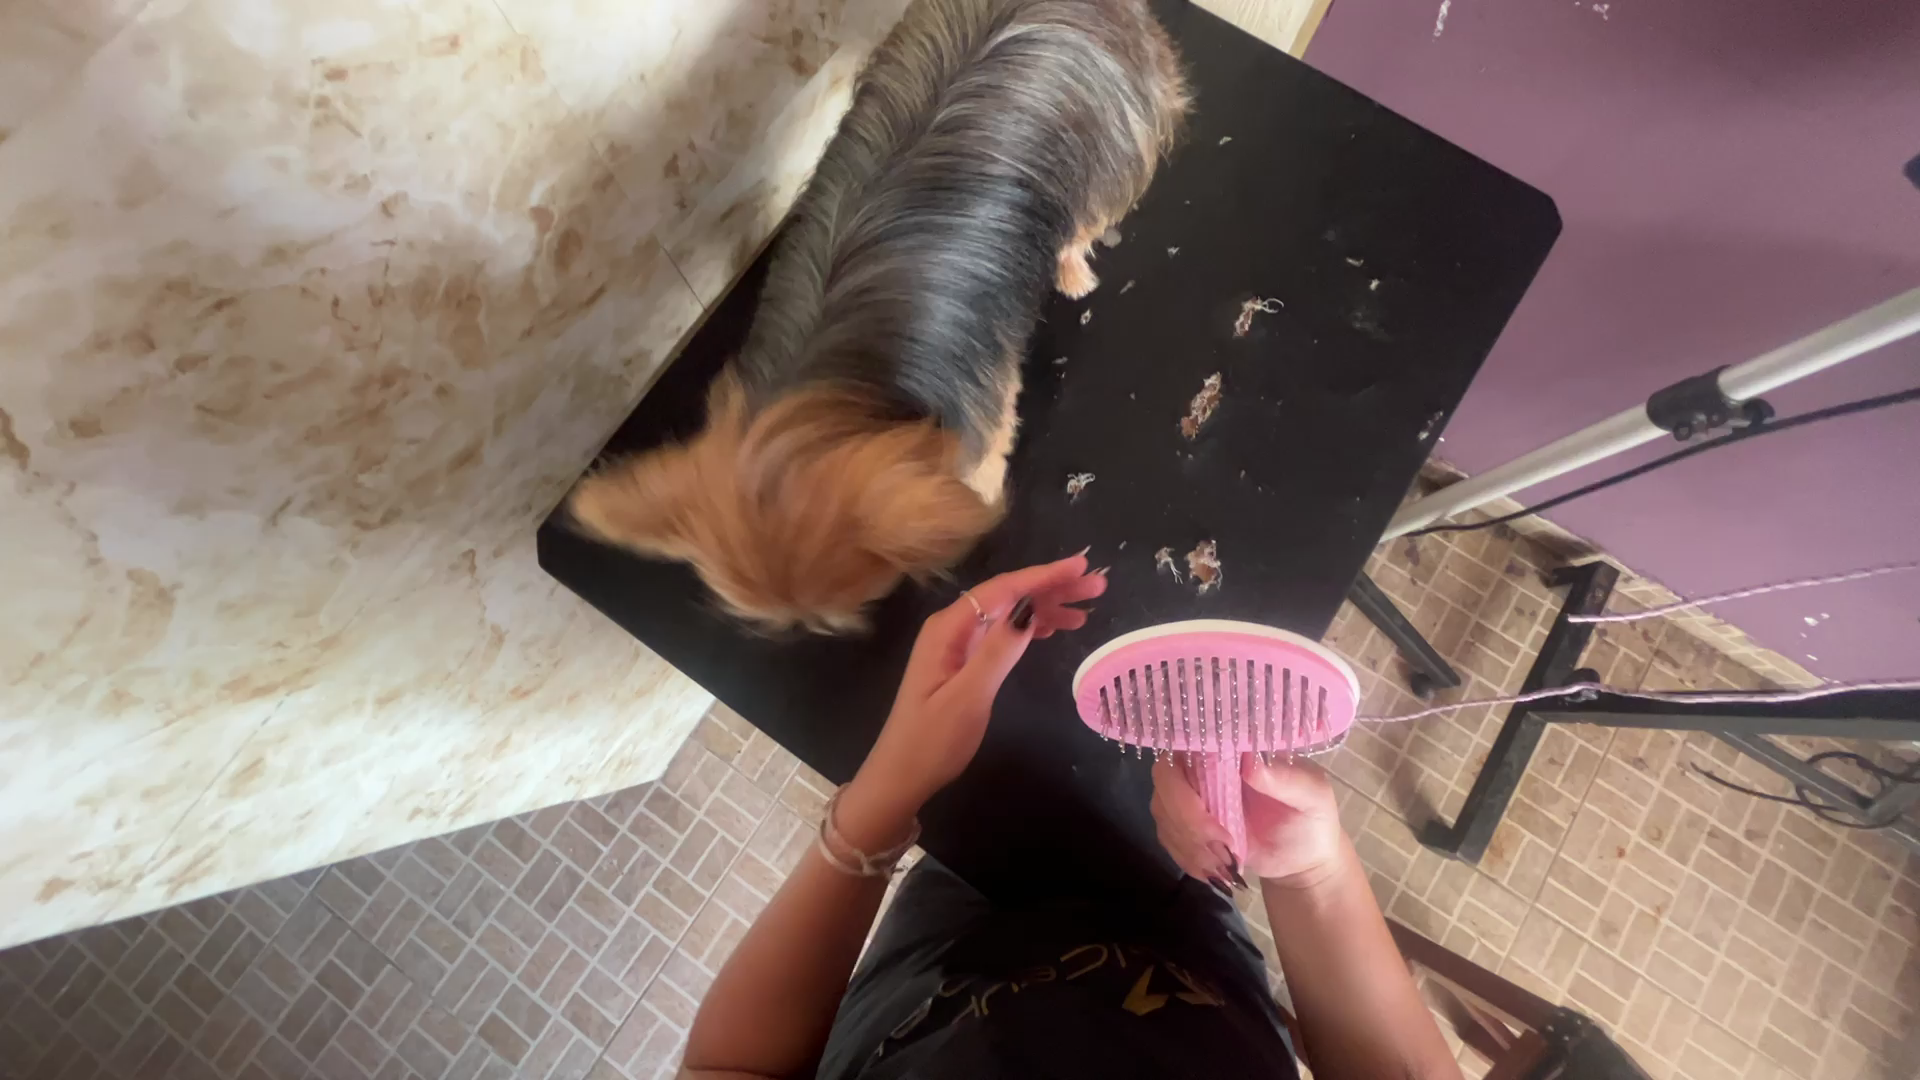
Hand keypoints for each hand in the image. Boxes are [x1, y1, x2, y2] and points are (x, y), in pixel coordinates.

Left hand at [838, 554, 1106, 846]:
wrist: (902, 775)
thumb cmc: (933, 740)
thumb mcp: (969, 696)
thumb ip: (998, 650)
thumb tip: (1029, 608)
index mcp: (949, 628)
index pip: (1003, 590)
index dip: (1043, 576)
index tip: (1081, 567)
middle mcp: (953, 627)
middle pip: (1008, 596)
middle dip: (1051, 588)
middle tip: (1096, 586)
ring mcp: (958, 644)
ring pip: (1009, 614)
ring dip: (1046, 608)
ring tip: (1086, 609)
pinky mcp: (964, 661)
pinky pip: (1003, 633)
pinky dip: (1031, 628)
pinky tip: (1054, 628)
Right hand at [1151, 755, 1346, 890]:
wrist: (1302, 860)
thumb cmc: (1309, 817)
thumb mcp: (1313, 796)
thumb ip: (1286, 778)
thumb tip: (1250, 763)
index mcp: (1228, 747)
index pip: (1185, 745)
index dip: (1188, 781)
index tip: (1212, 816)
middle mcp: (1200, 764)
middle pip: (1165, 779)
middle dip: (1187, 819)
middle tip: (1224, 847)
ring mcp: (1187, 793)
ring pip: (1161, 810)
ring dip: (1190, 843)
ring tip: (1227, 863)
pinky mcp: (1182, 822)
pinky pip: (1165, 836)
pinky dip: (1188, 857)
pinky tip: (1217, 867)